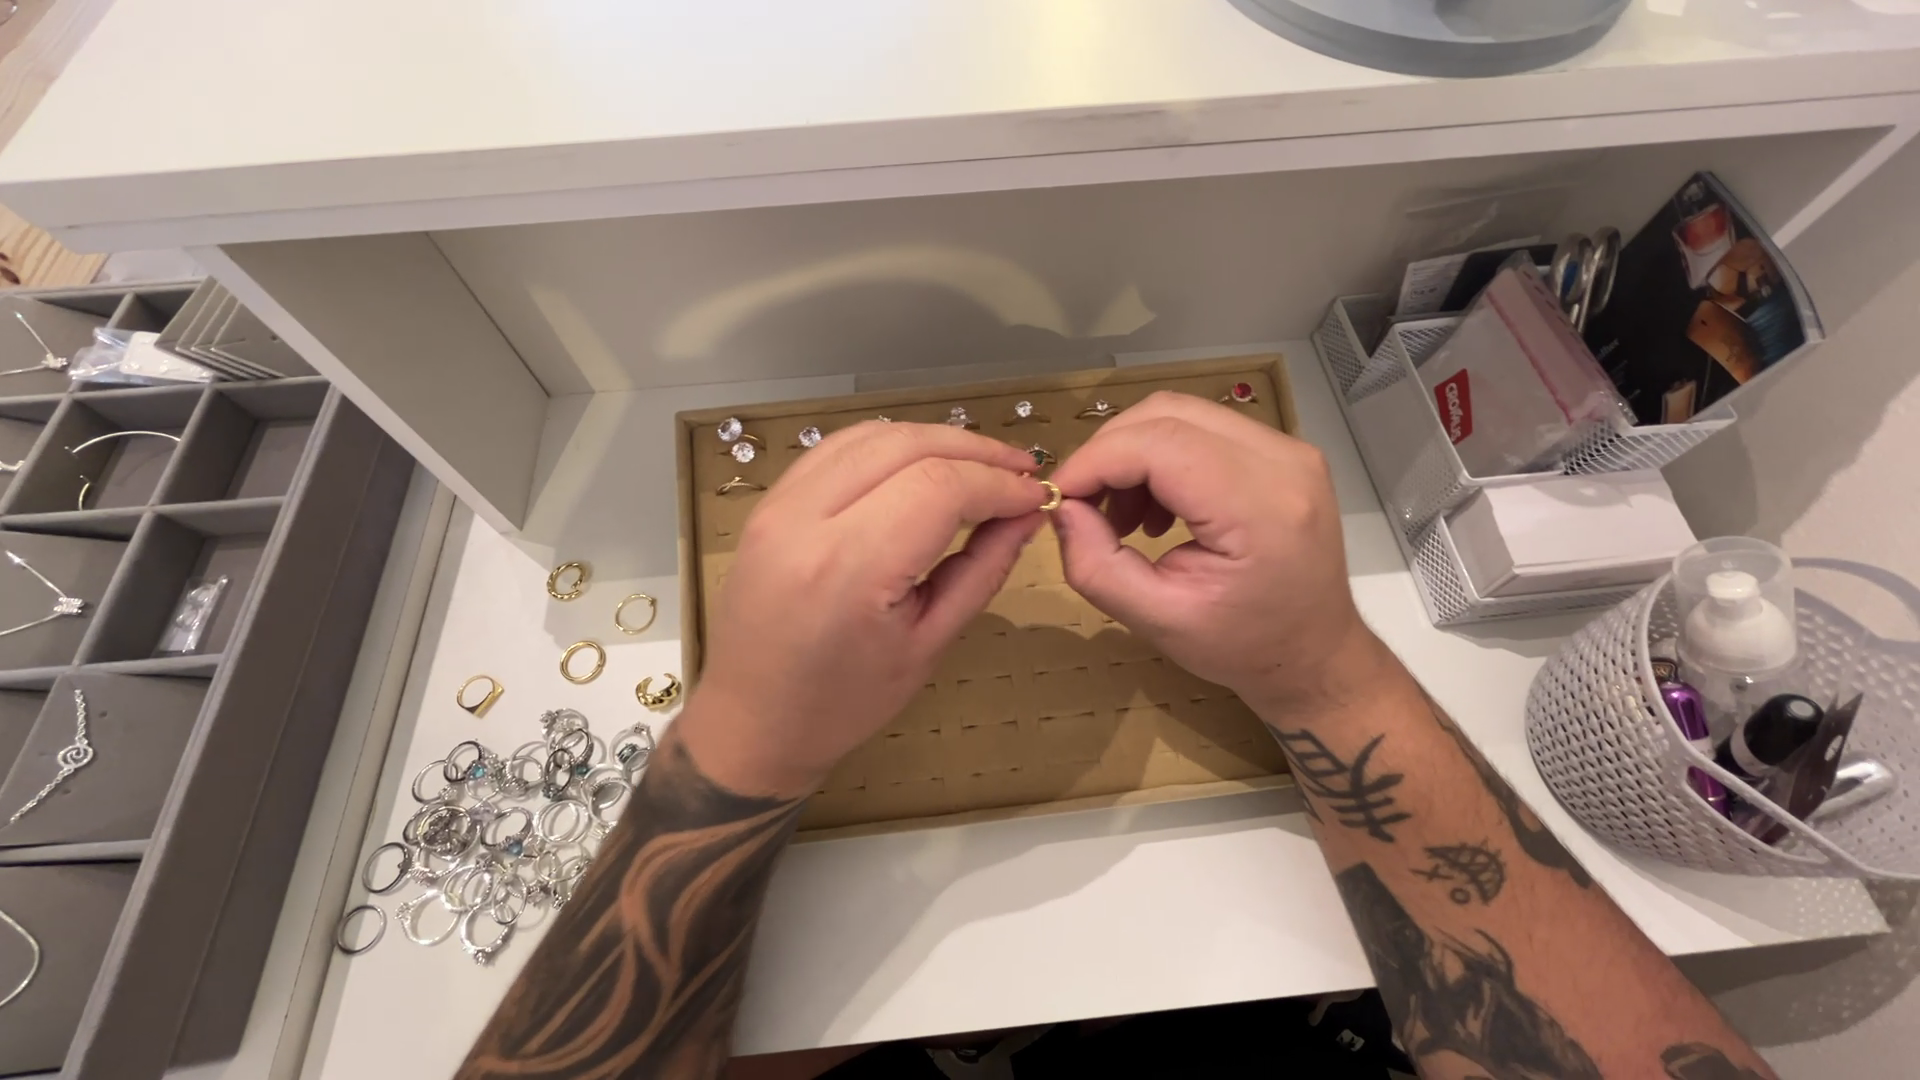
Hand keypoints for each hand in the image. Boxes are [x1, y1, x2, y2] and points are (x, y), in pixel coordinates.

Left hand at [679, 422, 1048, 796]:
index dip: (998, 483)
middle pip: (907, 446)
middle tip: (1020, 470)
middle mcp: (806, 519)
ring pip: (872, 434)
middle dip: (975, 450)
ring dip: (935, 440)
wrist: (753, 721)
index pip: (940, 488)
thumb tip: (1027, 515)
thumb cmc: (844, 702)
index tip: (1036, 496)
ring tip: (980, 465)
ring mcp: (779, 504)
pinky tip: (922, 464)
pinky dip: (890, 444)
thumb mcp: (929, 645)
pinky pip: (838, 448)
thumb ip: (982, 570)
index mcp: (850, 568)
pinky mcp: (769, 501)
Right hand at [1049, 391, 1391, 719]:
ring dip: (1133, 454)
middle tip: (1084, 505)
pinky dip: (1160, 458)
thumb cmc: (1241, 648)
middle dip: (1109, 452)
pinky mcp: (1281, 451)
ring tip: (1123, 516)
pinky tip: (1156, 508)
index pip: (1159, 444)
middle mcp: (1282, 461)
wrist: (1314, 653)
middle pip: (1167, 414)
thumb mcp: (1155, 620)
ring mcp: (1288, 449)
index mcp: (1260, 508)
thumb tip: (1062, 507)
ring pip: (1181, 414)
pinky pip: (1202, 430)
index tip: (1059, 497)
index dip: (1096, 460)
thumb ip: (1096, 564)